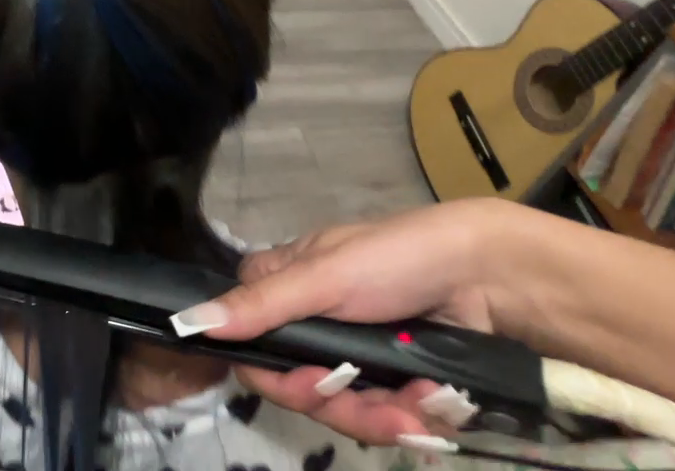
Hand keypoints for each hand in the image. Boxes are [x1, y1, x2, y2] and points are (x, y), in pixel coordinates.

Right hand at [180, 199, 525, 444]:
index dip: (267, 370)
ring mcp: (353, 352)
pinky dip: (409, 416)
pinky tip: (433, 403)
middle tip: (372, 404)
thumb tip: (186, 322)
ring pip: (340, 407)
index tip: (301, 381)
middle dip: (336, 402)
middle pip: (294, 384)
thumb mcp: (323, 279)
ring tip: (421, 408)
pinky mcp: (393, 377)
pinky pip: (383, 414)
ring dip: (382, 416)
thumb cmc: (394, 260)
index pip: (246, 337)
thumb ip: (260, 306)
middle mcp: (310, 321)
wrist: (489, 278)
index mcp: (283, 285)